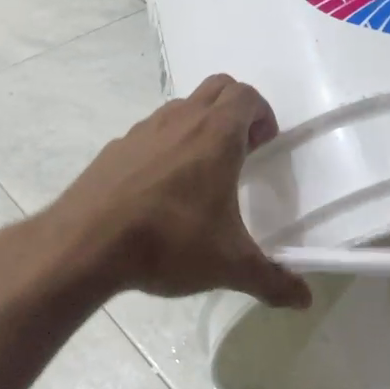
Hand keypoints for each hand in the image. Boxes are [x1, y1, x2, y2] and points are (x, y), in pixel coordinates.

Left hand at [47, 75, 311, 308]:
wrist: (84, 244)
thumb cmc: (169, 242)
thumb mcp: (229, 266)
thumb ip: (272, 280)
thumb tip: (305, 299)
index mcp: (216, 136)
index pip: (246, 96)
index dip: (262, 114)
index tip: (265, 146)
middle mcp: (180, 121)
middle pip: (216, 89)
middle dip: (236, 111)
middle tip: (242, 151)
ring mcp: (142, 132)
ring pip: (181, 109)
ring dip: (199, 127)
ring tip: (203, 173)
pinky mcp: (114, 151)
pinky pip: (150, 135)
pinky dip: (165, 148)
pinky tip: (161, 193)